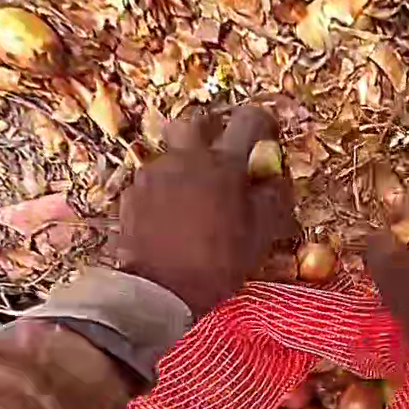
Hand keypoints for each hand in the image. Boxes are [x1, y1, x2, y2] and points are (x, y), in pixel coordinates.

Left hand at [115, 101, 299, 315]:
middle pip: (196, 121)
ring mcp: (153, 174)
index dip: (263, 120)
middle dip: (213, 127)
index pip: (248, 122)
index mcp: (223, 165)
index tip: (269, 128)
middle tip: (226, 148)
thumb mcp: (261, 232)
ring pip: (174, 152)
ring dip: (191, 161)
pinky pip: (157, 179)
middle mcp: (186, 159)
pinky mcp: (132, 194)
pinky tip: (181, 212)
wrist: (160, 289)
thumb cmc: (221, 260)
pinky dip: (172, 187)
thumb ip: (273, 197)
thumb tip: (276, 178)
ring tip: (203, 189)